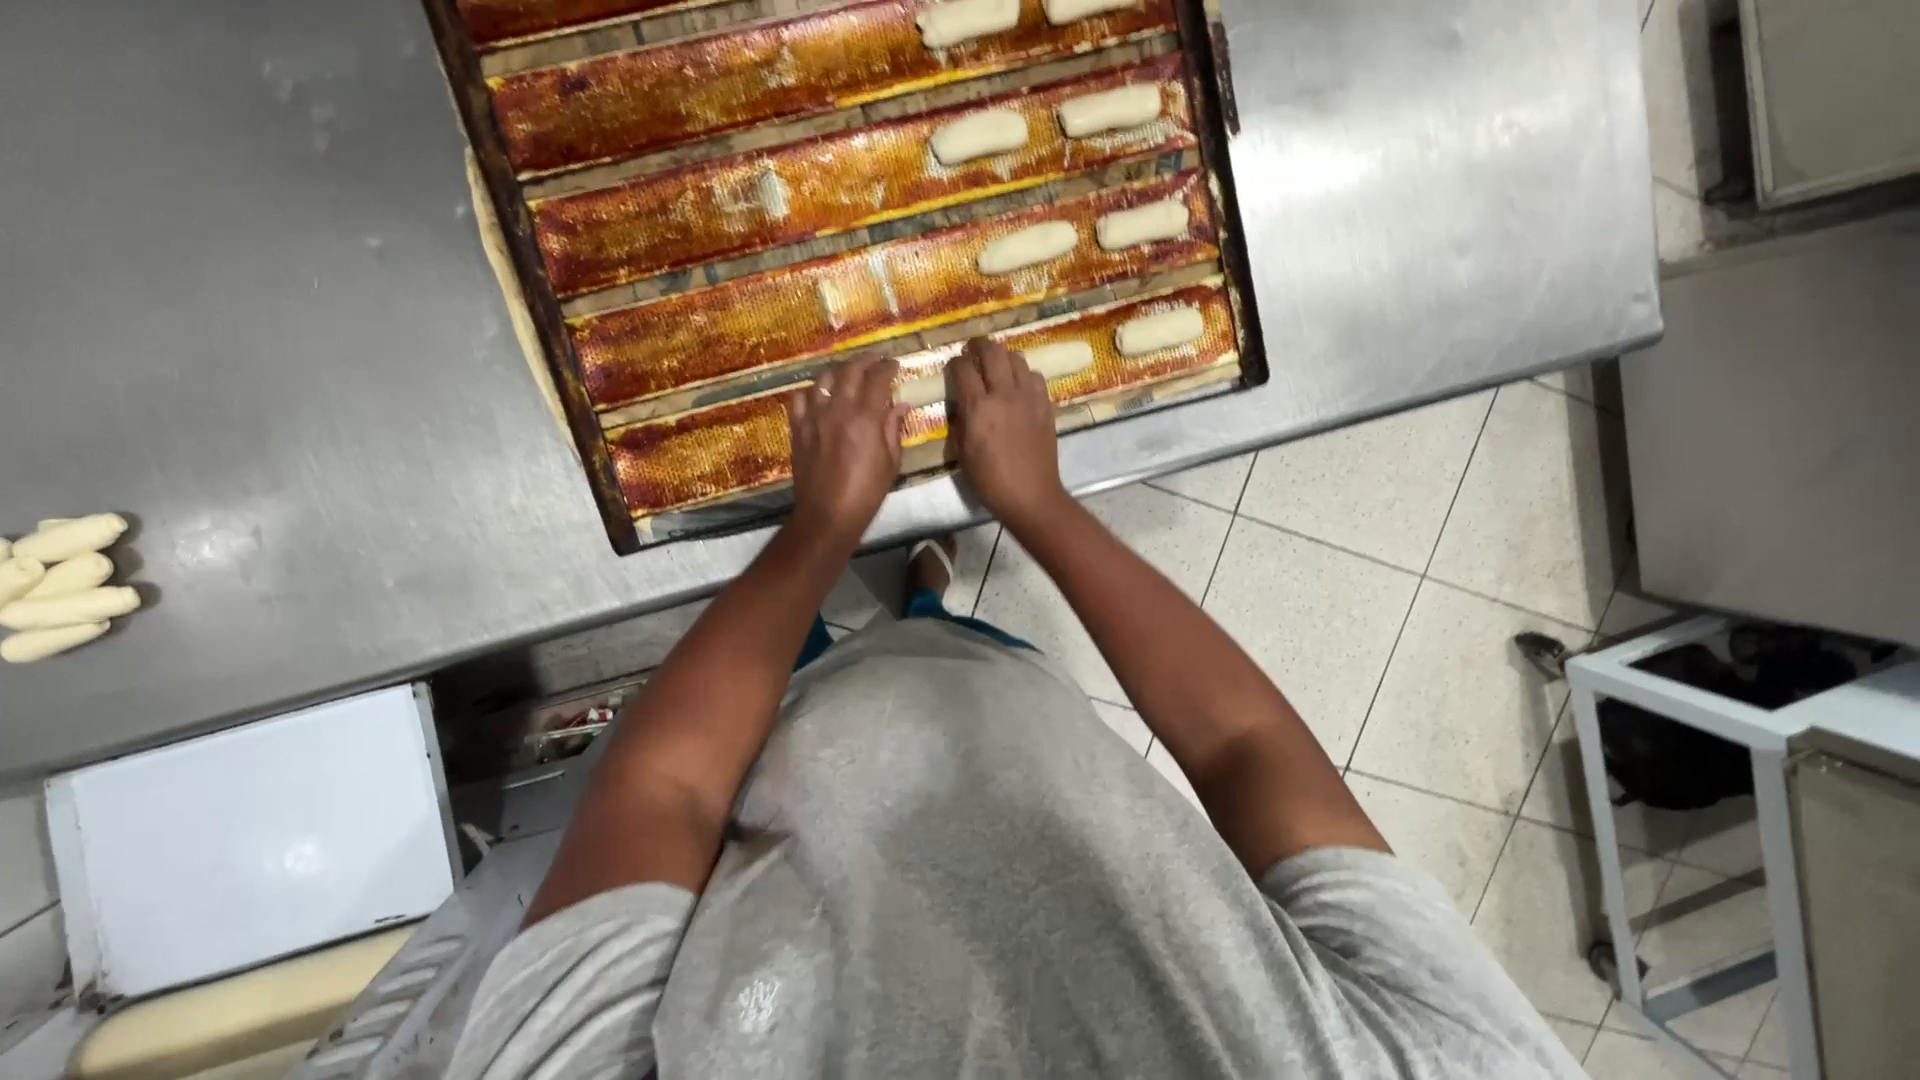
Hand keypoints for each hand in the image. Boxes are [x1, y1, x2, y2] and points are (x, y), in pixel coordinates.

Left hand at [784, 354, 908, 550]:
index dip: (888, 367)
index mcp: (866, 418)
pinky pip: (800, 398)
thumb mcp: (891, 462)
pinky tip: (819, 395)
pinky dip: (812, 391)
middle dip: (866, 360)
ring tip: (849, 373)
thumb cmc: (866, 493)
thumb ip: (894, 428)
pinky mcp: (798, 428)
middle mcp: (838, 410)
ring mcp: (814, 417)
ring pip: (824, 379)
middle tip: (876, 360)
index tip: (895, 365)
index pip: (878, 379)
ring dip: (840, 371)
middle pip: (851, 370)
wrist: (826, 516)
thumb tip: (901, 404)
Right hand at [948, 338, 1069, 532]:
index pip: (962, 368)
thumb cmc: (990, 480)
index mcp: (979, 407)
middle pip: (992, 351)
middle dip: (978, 345)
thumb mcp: (962, 452)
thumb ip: (960, 422)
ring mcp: (1029, 397)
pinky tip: (1018, 384)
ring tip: (996, 365)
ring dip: (1003, 357)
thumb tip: (961, 404)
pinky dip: (1023, 374)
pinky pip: (1035, 376)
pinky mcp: (1046, 405)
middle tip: (973, 349)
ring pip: (1016, 358)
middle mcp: (1004, 394)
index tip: (953, 366)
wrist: (1031, 495)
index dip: (954, 363)